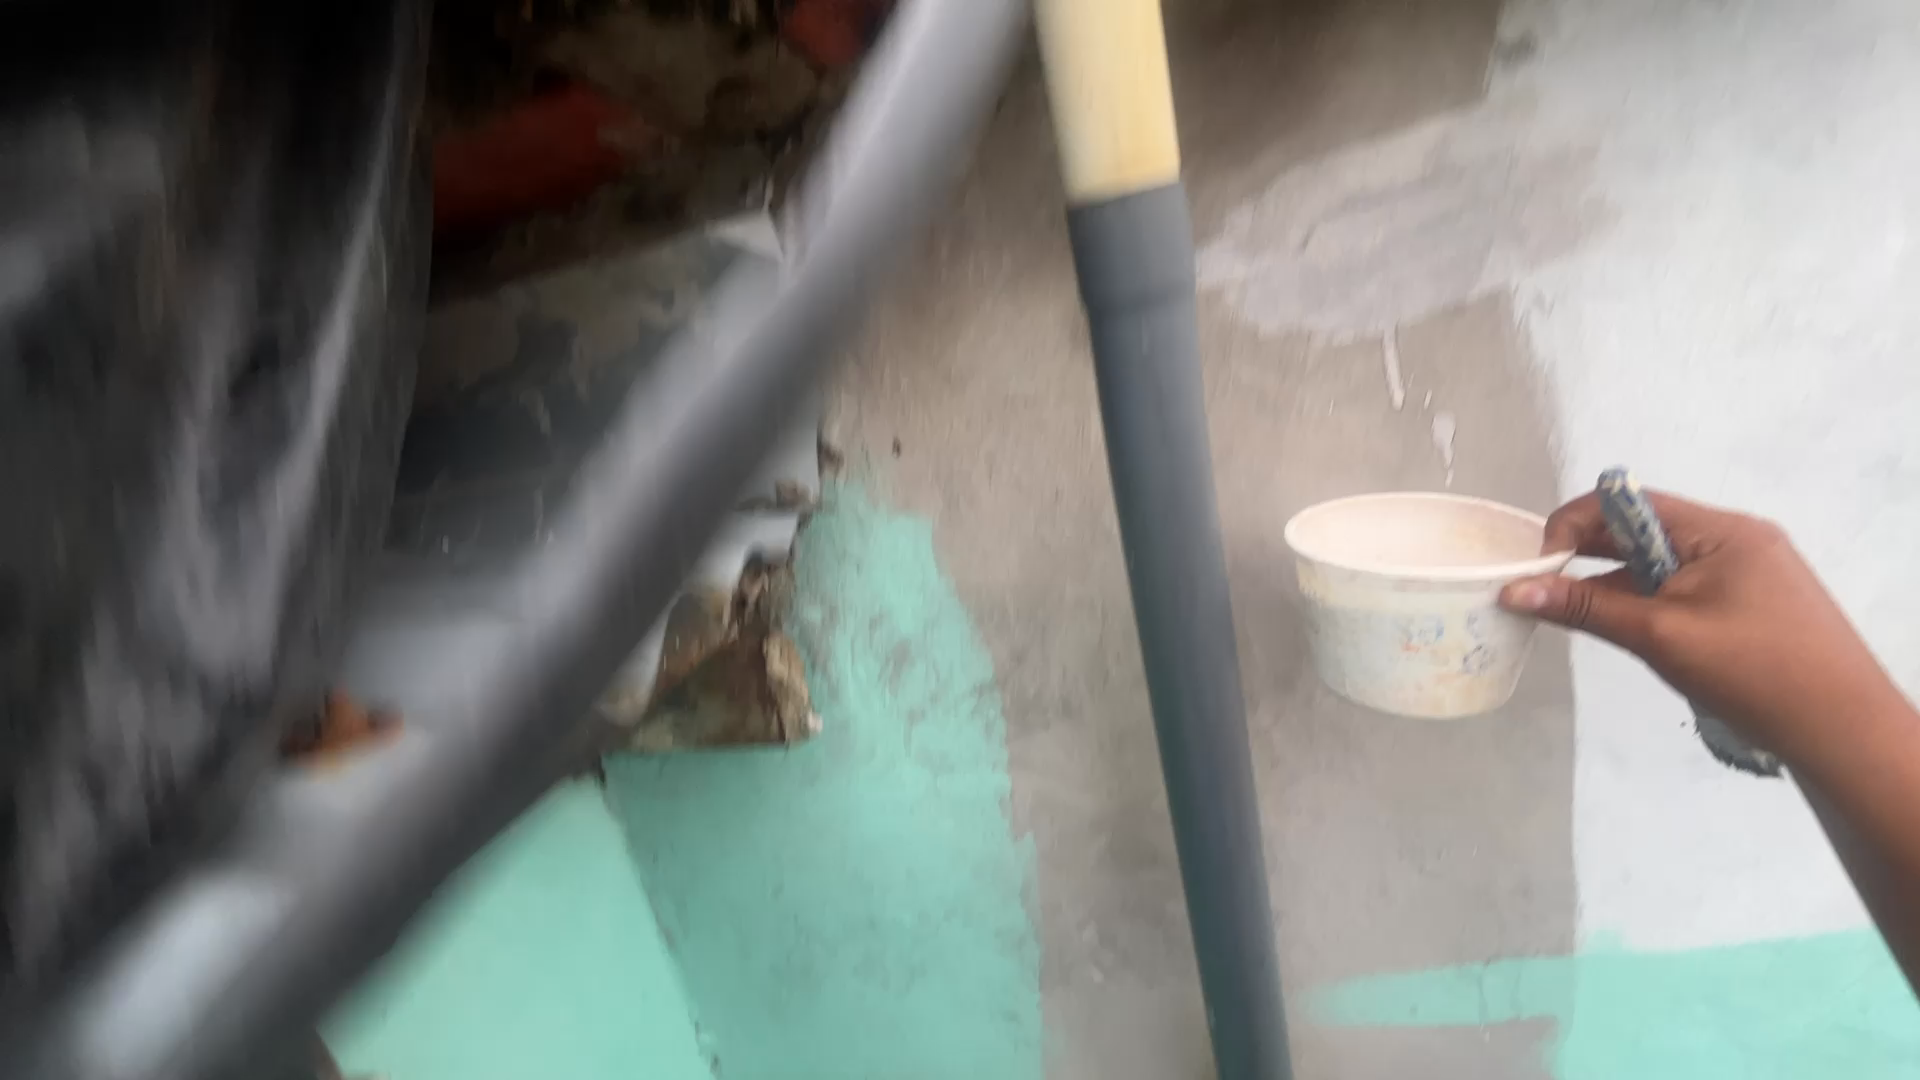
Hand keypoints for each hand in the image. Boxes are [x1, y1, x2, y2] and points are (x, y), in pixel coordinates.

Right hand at [1497, 489, 1905, 766]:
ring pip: (1648, 560)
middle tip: (1543, 588)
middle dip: (1583, 554)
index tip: (1542, 568)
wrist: (1845, 734)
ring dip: (1606, 581)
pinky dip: (1633, 599)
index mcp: (1720, 533)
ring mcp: (1738, 571)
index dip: (1572, 526)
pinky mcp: (1739, 600)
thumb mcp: (1656, 635)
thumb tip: (1511, 590)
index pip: (1625, 504)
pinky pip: (1668, 584)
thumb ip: (1581, 606)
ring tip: (1571, 612)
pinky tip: (1613, 624)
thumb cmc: (1754, 672)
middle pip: (1634, 529)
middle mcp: (1731, 540)